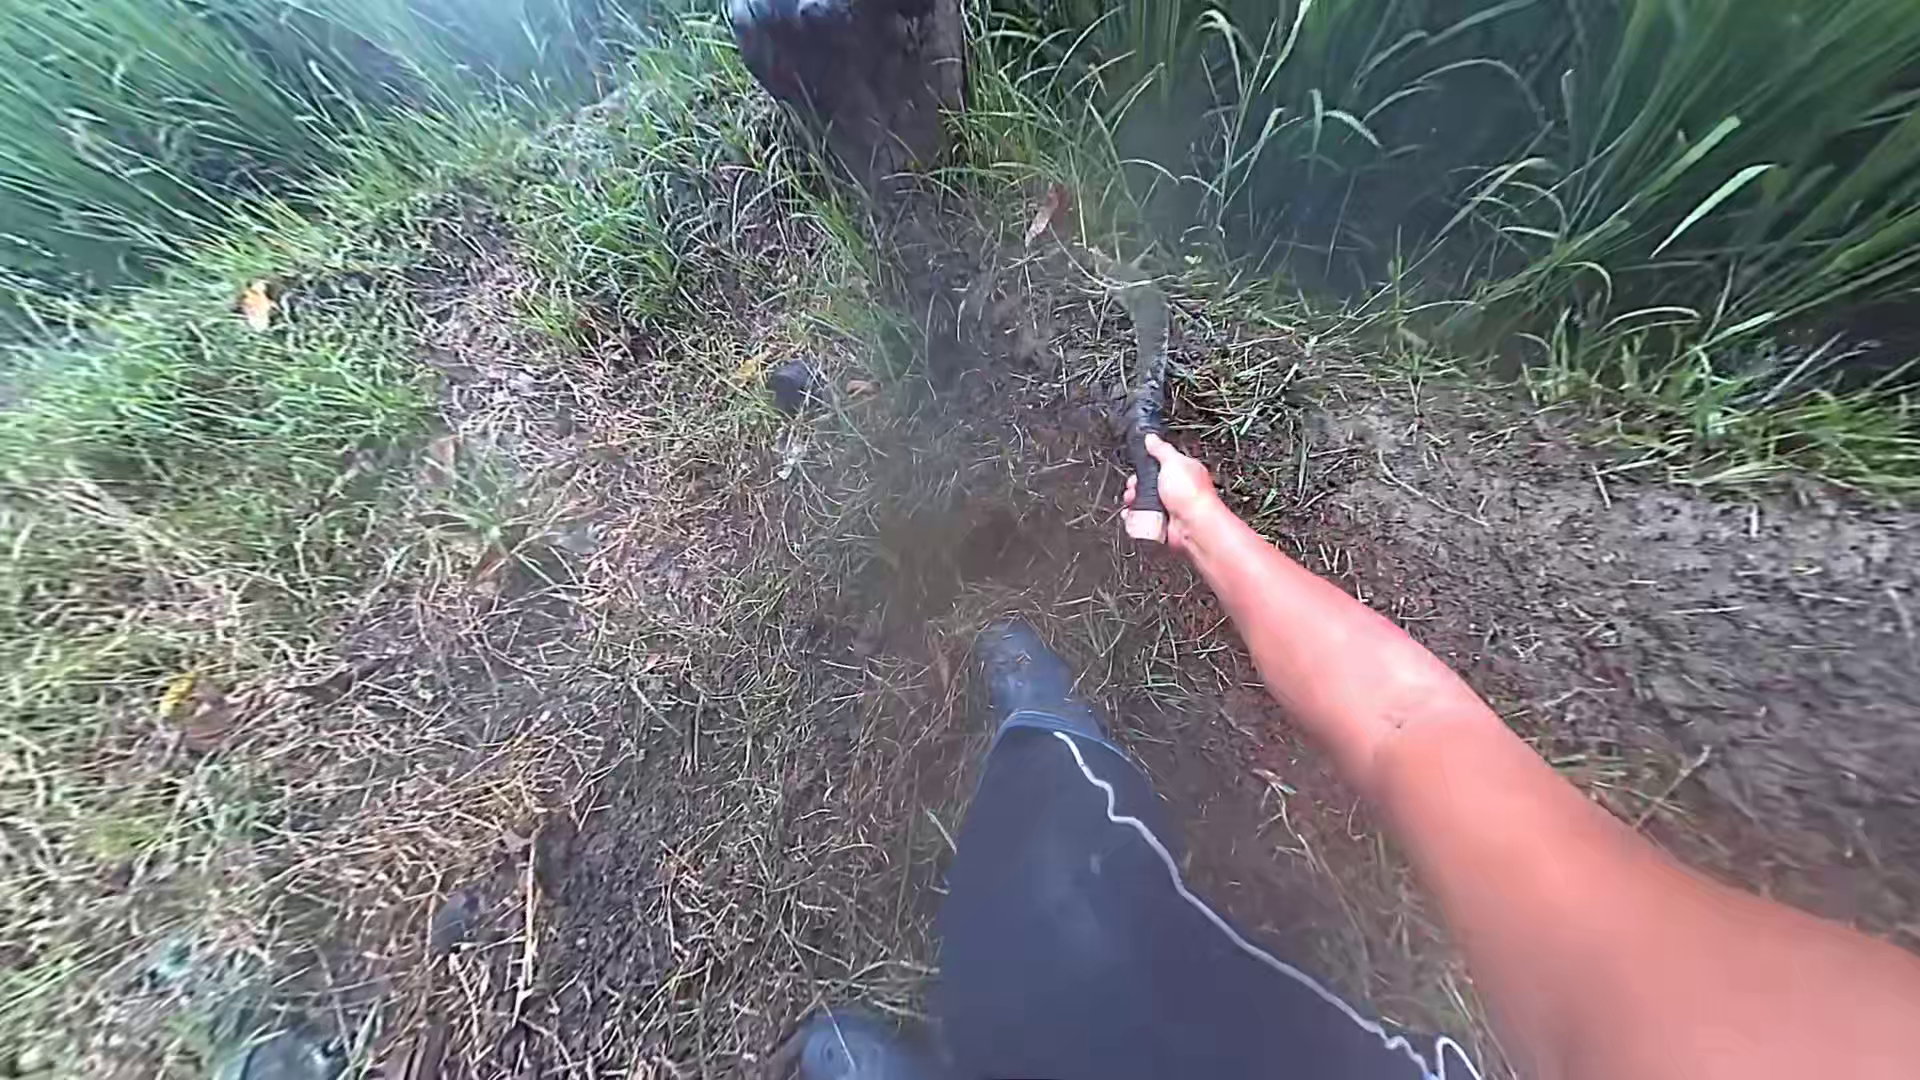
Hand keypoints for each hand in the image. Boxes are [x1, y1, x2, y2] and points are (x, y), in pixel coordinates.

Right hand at [1124, 433, 1229, 556]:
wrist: (1194, 525)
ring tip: (1134, 502)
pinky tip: (1134, 515)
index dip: (1144, 468)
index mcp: (1182, 471)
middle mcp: (1175, 490)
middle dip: (1135, 486)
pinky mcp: (1162, 523)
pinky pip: (1142, 520)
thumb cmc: (1191, 494)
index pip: (1158, 466)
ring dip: (1133, 502)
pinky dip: (1135, 519)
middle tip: (1135, 488)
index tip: (1138, 471)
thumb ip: (1160, 449)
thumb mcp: (1173, 462)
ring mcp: (1168, 508)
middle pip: (1146, 485)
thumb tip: (1151, 438)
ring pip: (1142, 503)